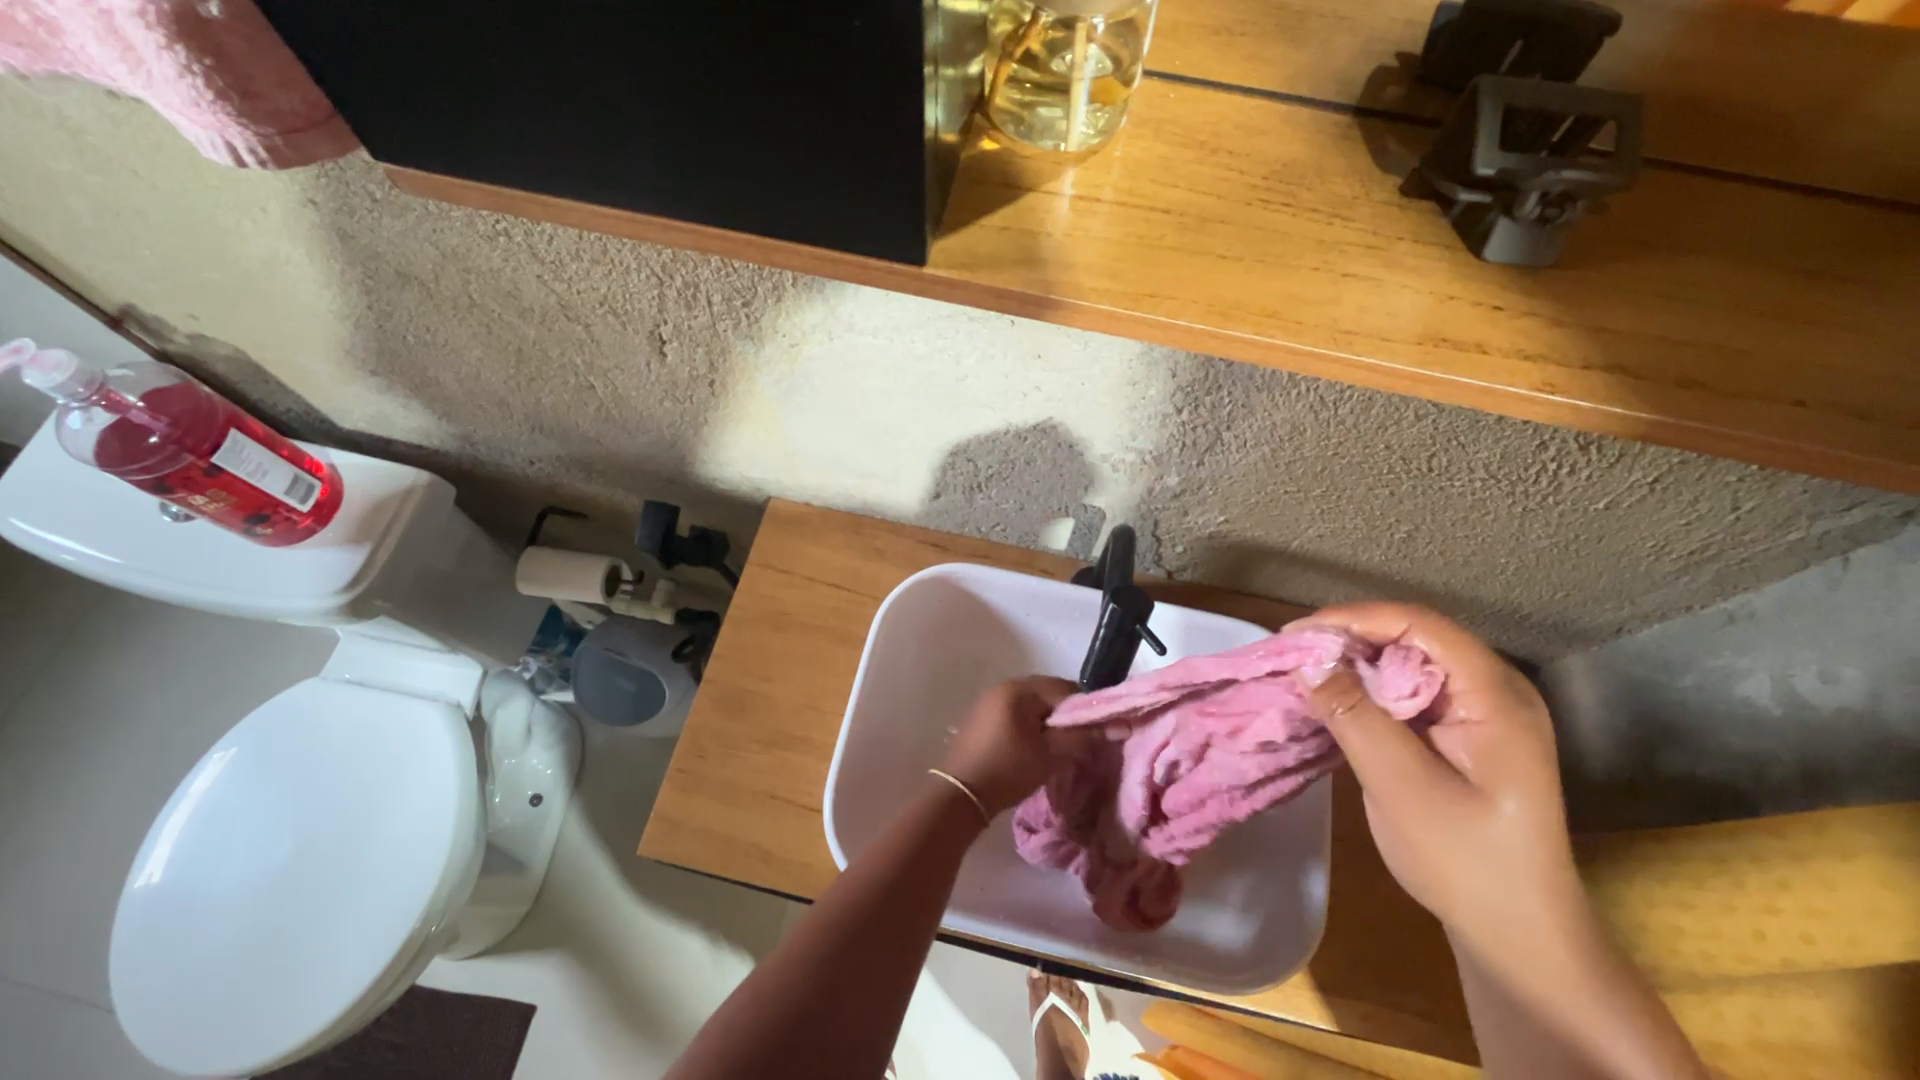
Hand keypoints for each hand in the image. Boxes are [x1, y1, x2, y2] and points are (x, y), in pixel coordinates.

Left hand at [939, 676, 1082, 816]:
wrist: (962, 793)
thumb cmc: (1009, 770)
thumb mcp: (1050, 754)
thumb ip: (1082, 736)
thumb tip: (1113, 727)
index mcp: (1019, 689)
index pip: (1065, 688)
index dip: (1084, 709)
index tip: (1093, 732)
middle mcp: (1003, 686)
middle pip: (1047, 692)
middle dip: (1064, 713)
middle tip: (1075, 740)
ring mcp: (989, 700)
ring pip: (1031, 702)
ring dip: (1046, 719)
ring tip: (1055, 744)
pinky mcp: (981, 716)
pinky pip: (1014, 711)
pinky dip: (1028, 722)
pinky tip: (1032, 744)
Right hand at [1293, 604, 1589, 948]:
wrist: (1517, 934)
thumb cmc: (1465, 860)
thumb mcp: (1401, 786)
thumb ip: (1354, 716)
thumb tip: (1306, 659)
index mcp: (1495, 695)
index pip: (1421, 625)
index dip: (1354, 619)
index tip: (1295, 636)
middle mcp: (1495, 692)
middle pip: (1416, 638)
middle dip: (1350, 639)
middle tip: (1292, 655)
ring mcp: (1483, 715)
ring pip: (1411, 665)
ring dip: (1356, 665)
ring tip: (1304, 674)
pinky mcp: (1465, 737)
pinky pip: (1412, 695)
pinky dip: (1369, 693)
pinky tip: (1335, 703)